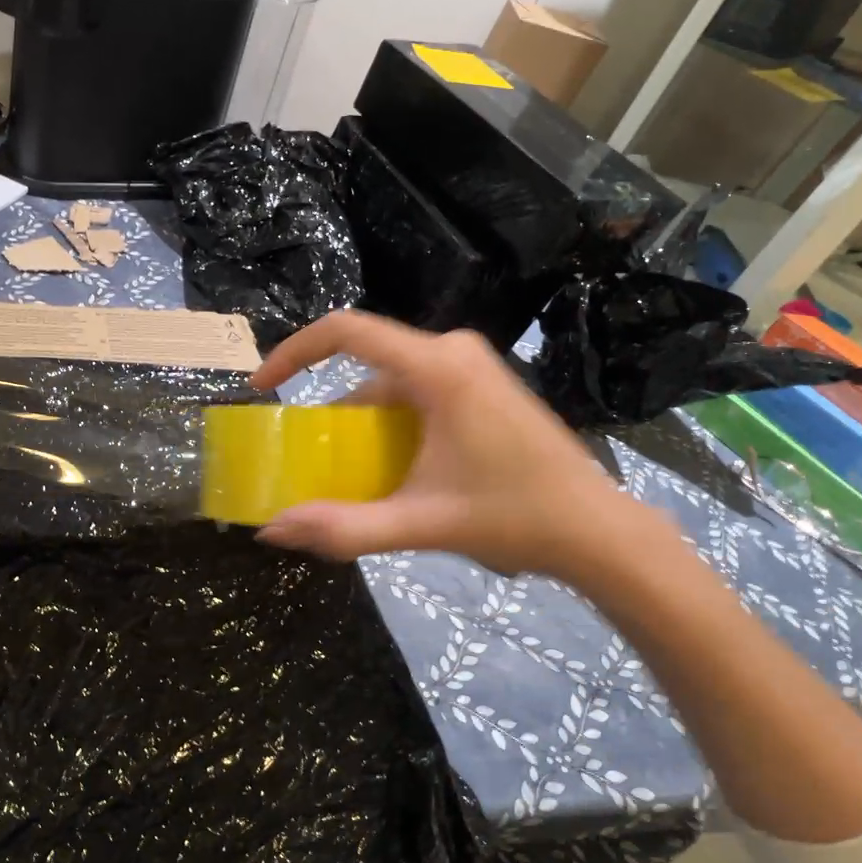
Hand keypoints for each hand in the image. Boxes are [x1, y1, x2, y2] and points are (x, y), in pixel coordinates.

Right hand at [249, 311, 650, 579]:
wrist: (598, 532)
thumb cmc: (514, 518)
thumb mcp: (419, 523)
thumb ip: (343, 526)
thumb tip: (271, 530)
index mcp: (437, 368)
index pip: (346, 331)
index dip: (293, 351)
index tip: (263, 385)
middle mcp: (452, 351)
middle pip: (365, 362)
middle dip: (329, 407)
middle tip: (307, 453)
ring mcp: (471, 365)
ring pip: (389, 379)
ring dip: (361, 421)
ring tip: (348, 472)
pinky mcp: (481, 383)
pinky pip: (414, 389)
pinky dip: (388, 422)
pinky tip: (392, 467)